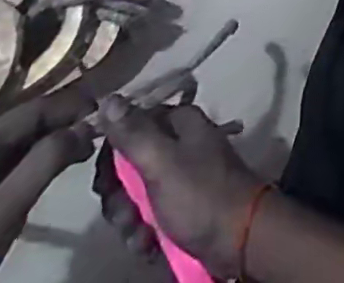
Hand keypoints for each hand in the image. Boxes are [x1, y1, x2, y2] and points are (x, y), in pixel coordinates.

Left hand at [0, 91, 92, 282]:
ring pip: (22, 146)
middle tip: (108, 128)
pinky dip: (43, 162)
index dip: (72, 105)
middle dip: (68, 121)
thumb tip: (87, 124)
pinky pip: (14, 167)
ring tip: (93, 146)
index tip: (111, 110)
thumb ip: (42, 165)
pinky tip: (64, 166)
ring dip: (58, 141)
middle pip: (27, 125)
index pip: (31, 110)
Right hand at [97, 98, 264, 278]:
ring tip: (142, 235)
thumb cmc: (201, 194)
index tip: (106, 180)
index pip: (132, 126)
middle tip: (127, 214)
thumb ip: (134, 134)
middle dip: (119, 197)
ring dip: (130, 220)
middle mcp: (180, 145)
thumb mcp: (162, 162)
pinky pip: (146, 217)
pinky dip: (143, 233)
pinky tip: (149, 245)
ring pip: (133, 196)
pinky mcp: (179, 206)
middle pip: (128, 166)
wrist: (238, 237)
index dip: (112, 153)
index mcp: (181, 125)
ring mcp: (180, 177)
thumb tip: (109, 98)